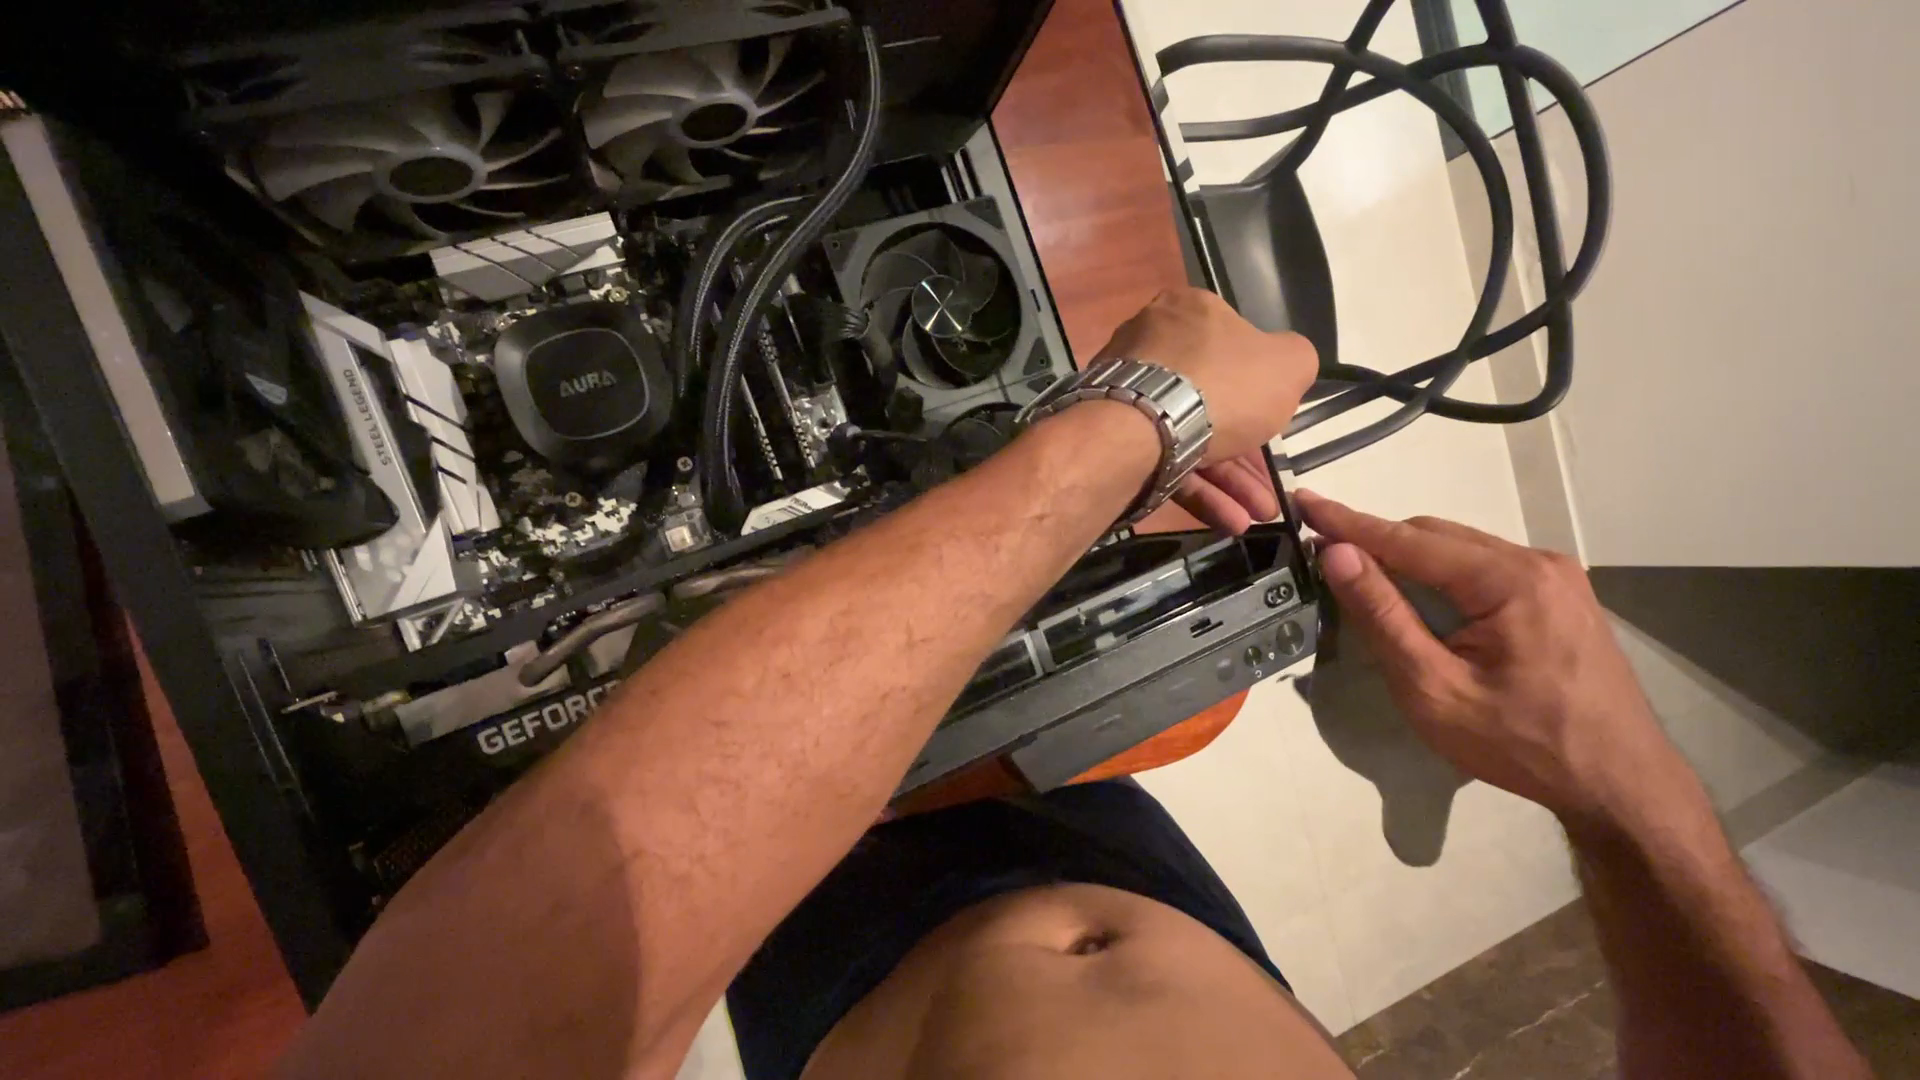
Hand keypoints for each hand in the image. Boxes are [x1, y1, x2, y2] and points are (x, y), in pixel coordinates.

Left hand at [1100, 288, 1317, 533]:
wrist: (1143, 426)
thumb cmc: (1223, 384)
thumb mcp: (1289, 364)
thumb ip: (1295, 362)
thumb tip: (1285, 369)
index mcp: (1190, 312)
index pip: (1234, 348)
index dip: (1262, 392)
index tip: (1277, 427)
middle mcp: (1151, 344)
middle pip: (1211, 402)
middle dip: (1246, 457)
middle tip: (1269, 492)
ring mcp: (1127, 391)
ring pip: (1187, 437)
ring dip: (1227, 482)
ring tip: (1256, 516)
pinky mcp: (1112, 433)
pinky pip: (1161, 459)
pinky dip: (1196, 489)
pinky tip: (1227, 520)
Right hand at [1295, 491, 1692, 826]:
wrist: (1619, 786)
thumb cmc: (1519, 744)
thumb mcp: (1433, 687)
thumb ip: (1382, 615)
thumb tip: (1336, 554)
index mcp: (1510, 581)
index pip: (1408, 539)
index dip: (1348, 522)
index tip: (1303, 502)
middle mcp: (1537, 563)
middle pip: (1435, 536)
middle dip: (1375, 540)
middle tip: (1321, 551)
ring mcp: (1555, 578)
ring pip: (1458, 549)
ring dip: (1405, 557)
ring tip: (1359, 574)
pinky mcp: (1559, 597)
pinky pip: (1482, 567)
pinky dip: (1438, 574)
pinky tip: (1417, 598)